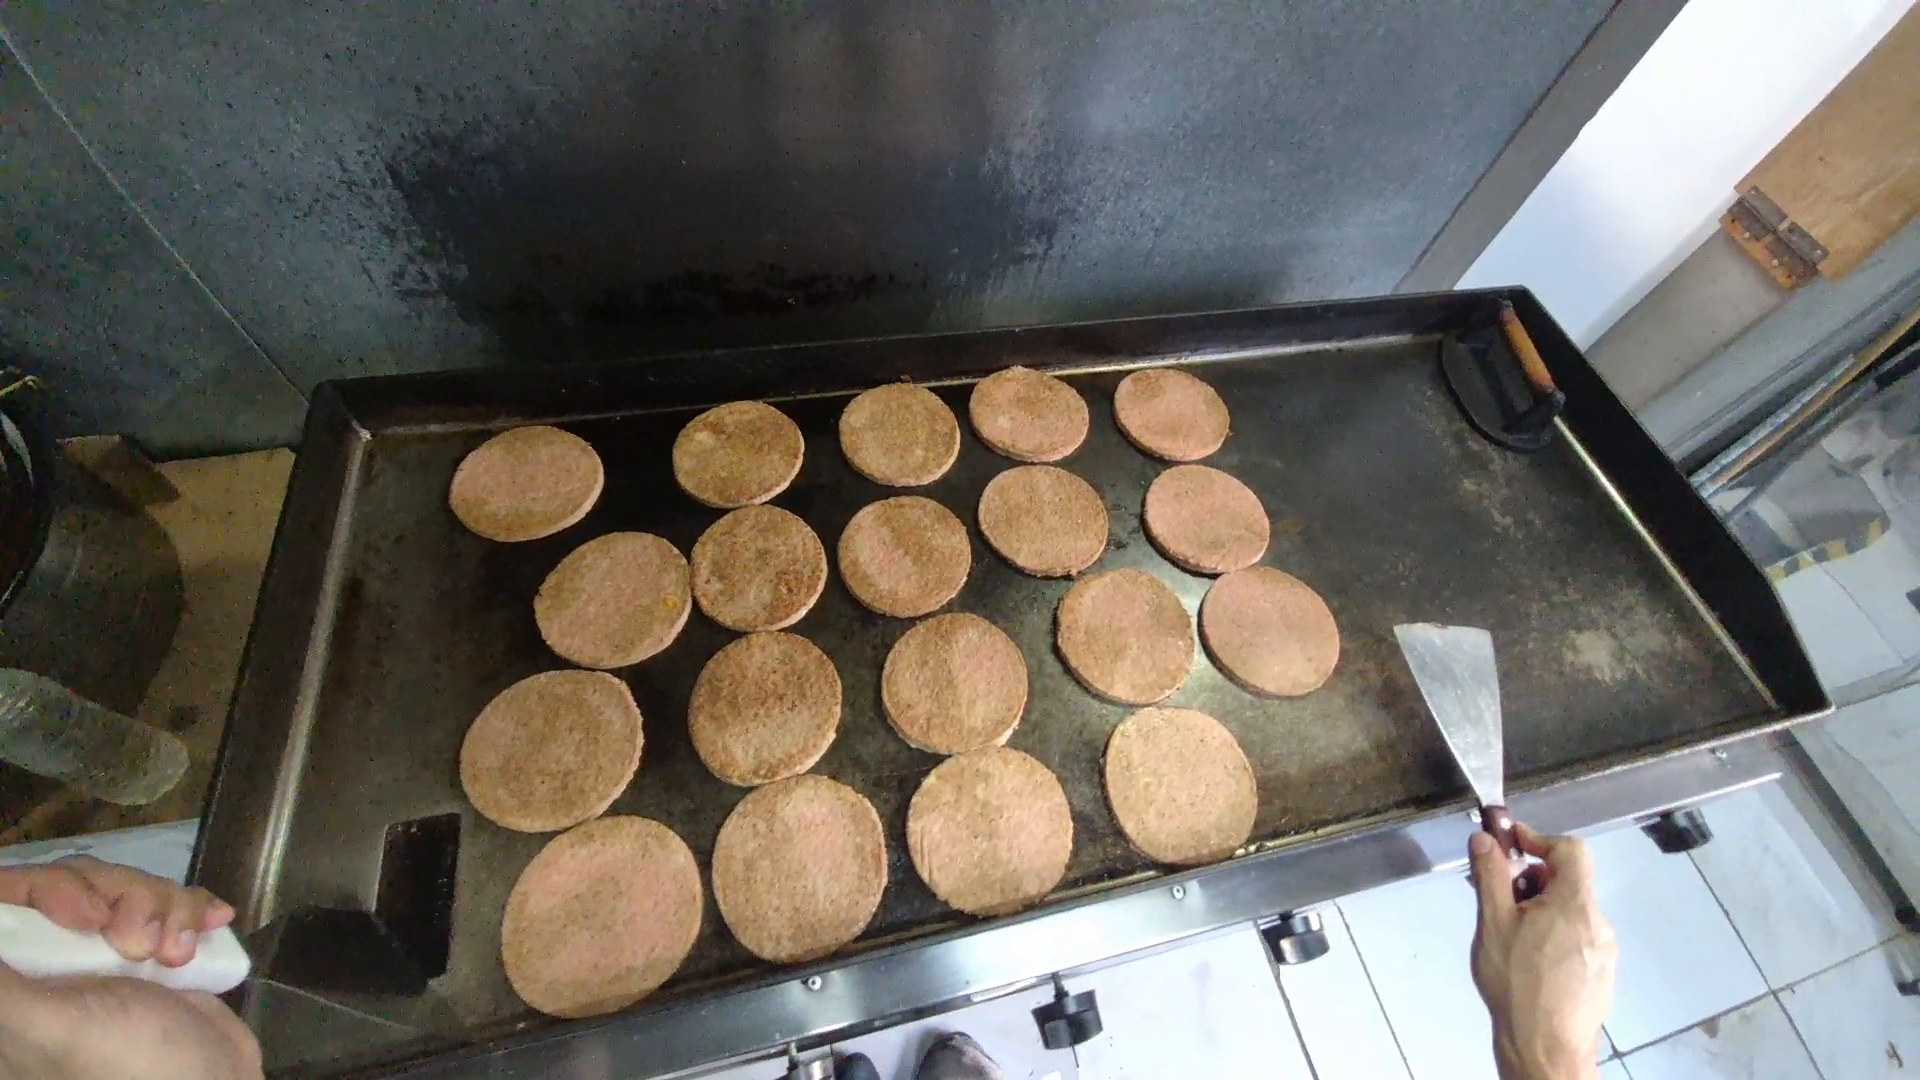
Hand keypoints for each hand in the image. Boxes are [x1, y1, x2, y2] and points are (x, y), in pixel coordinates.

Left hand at [0, 858, 262, 1079]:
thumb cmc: (119, 1060)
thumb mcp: (47, 1026)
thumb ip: (4, 984)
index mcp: (14, 977)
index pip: (16, 895)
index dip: (57, 889)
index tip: (92, 915)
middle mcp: (51, 960)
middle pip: (85, 882)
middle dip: (131, 900)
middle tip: (143, 943)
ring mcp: (108, 954)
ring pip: (137, 888)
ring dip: (172, 910)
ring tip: (179, 953)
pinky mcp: (159, 949)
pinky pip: (179, 901)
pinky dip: (199, 911)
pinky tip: (209, 932)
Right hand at [1468, 825, 1616, 1079]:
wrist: (1545, 1045)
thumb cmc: (1516, 979)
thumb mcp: (1492, 920)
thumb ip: (1490, 875)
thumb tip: (1485, 838)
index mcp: (1575, 906)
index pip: (1570, 850)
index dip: (1537, 838)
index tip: (1507, 843)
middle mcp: (1597, 925)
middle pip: (1566, 879)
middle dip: (1528, 877)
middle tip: (1496, 893)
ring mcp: (1603, 951)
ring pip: (1568, 908)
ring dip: (1536, 903)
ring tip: (1505, 926)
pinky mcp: (1599, 972)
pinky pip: (1574, 932)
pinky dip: (1548, 926)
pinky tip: (1524, 951)